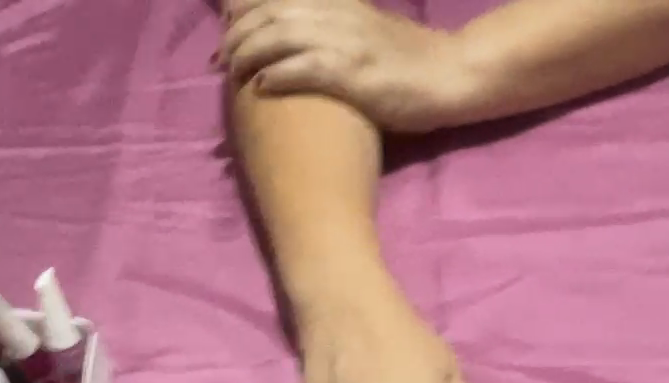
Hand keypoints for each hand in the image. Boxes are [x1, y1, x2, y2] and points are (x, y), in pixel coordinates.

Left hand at [220, 0, 483, 133]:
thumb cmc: (407, 63)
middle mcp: (338, 14)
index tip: (224, 29)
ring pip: (281, 35)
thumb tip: (296, 42)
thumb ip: (332, 29)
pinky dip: (277, 75)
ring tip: (231, 73)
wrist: (450, 76)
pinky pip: (306, 68)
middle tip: (218, 60)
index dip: (245, 8)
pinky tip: (260, 87)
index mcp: (339, 2)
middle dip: (237, 33)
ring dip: (249, 53)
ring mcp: (347, 42)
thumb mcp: (366, 31)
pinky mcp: (355, 75)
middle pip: (271, 11)